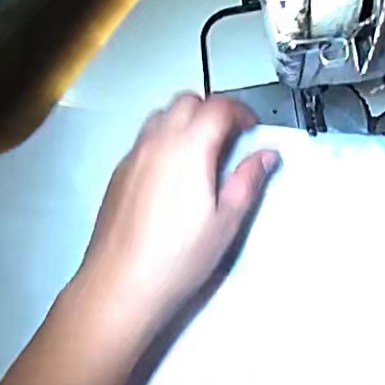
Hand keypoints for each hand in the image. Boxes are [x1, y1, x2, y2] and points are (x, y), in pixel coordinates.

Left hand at [72, 93, 279, 337]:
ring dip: (184, 121)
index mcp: (187, 147)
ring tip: (201, 152)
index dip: (239, 110)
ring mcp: (131, 156)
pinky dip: (163, 139)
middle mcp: (155, 142)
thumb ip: (247, 181)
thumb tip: (266, 155)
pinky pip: (143, 140)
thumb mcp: (225, 222)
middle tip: (229, 137)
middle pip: (185, 102)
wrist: (120, 282)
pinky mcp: (117, 173)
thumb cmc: (180, 256)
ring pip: (159, 117)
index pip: (216, 107)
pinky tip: (171, 174)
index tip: (251, 128)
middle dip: (211, 110)